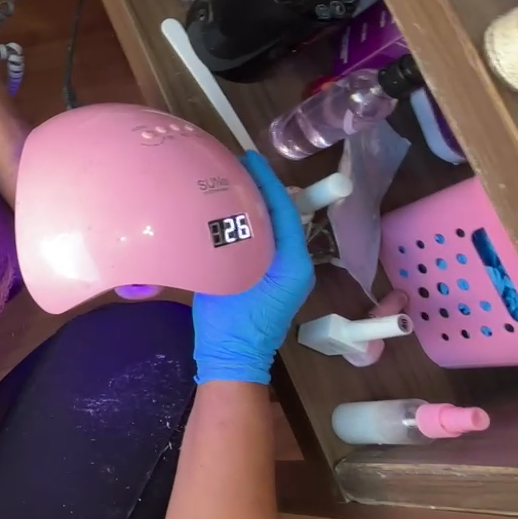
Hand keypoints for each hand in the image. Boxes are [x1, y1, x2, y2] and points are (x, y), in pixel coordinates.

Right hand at [192, 152, 315, 384]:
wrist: (229, 359)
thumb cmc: (230, 322)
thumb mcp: (228, 277)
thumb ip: (232, 243)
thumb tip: (221, 211)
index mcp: (292, 262)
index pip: (285, 211)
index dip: (268, 182)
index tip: (250, 159)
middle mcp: (295, 264)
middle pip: (284, 217)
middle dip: (264, 191)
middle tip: (237, 169)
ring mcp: (284, 273)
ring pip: (274, 229)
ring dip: (257, 208)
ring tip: (232, 187)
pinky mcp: (270, 279)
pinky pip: (266, 242)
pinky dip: (252, 226)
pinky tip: (229, 217)